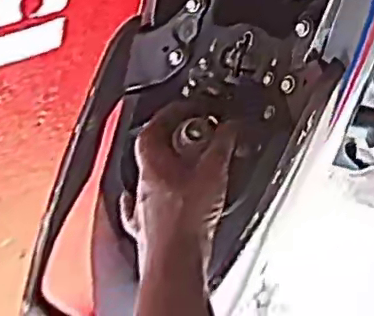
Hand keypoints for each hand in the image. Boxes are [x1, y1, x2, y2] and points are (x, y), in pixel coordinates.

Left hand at [123, 107, 238, 274]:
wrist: (176, 266)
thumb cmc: (187, 222)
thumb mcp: (215, 168)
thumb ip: (224, 141)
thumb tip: (232, 125)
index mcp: (152, 167)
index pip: (153, 128)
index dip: (171, 112)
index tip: (189, 106)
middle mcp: (142, 188)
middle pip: (153, 152)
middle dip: (174, 138)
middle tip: (194, 131)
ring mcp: (143, 212)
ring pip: (153, 179)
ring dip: (171, 167)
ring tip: (190, 161)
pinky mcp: (151, 233)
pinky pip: (153, 208)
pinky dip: (166, 197)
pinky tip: (176, 198)